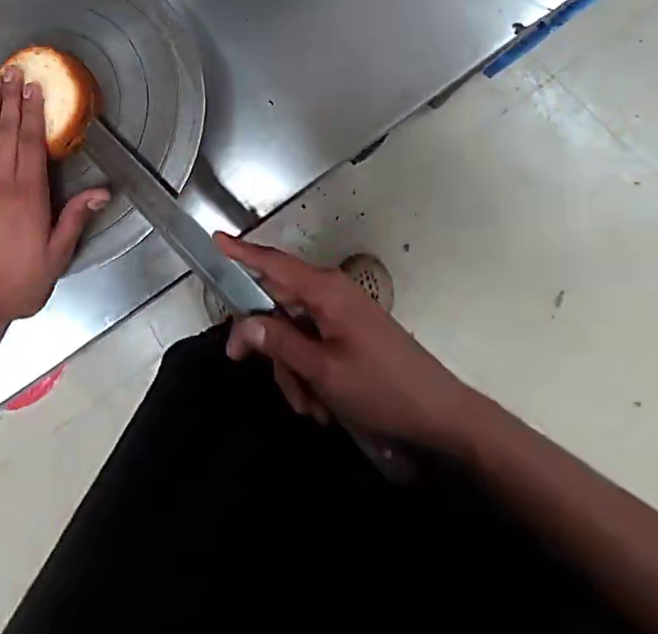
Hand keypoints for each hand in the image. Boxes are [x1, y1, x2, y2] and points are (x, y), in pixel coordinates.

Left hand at [0, 67, 108, 322]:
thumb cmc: (23, 279)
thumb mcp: (58, 253)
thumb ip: (76, 217)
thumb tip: (103, 191)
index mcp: (28, 194)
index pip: (29, 143)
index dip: (31, 112)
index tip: (33, 87)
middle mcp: (1, 184)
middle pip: (5, 132)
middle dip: (9, 98)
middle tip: (12, 70)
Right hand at [216, 233, 481, 455]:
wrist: (441, 417)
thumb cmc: (384, 390)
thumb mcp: (324, 372)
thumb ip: (279, 343)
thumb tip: (243, 322)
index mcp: (326, 291)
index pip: (274, 264)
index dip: (242, 253)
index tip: (216, 239)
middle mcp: (332, 295)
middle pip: (277, 306)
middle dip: (269, 345)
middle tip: (256, 370)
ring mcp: (341, 315)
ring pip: (291, 333)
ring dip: (292, 369)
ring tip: (312, 405)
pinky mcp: (348, 335)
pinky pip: (311, 346)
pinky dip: (308, 373)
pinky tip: (323, 404)